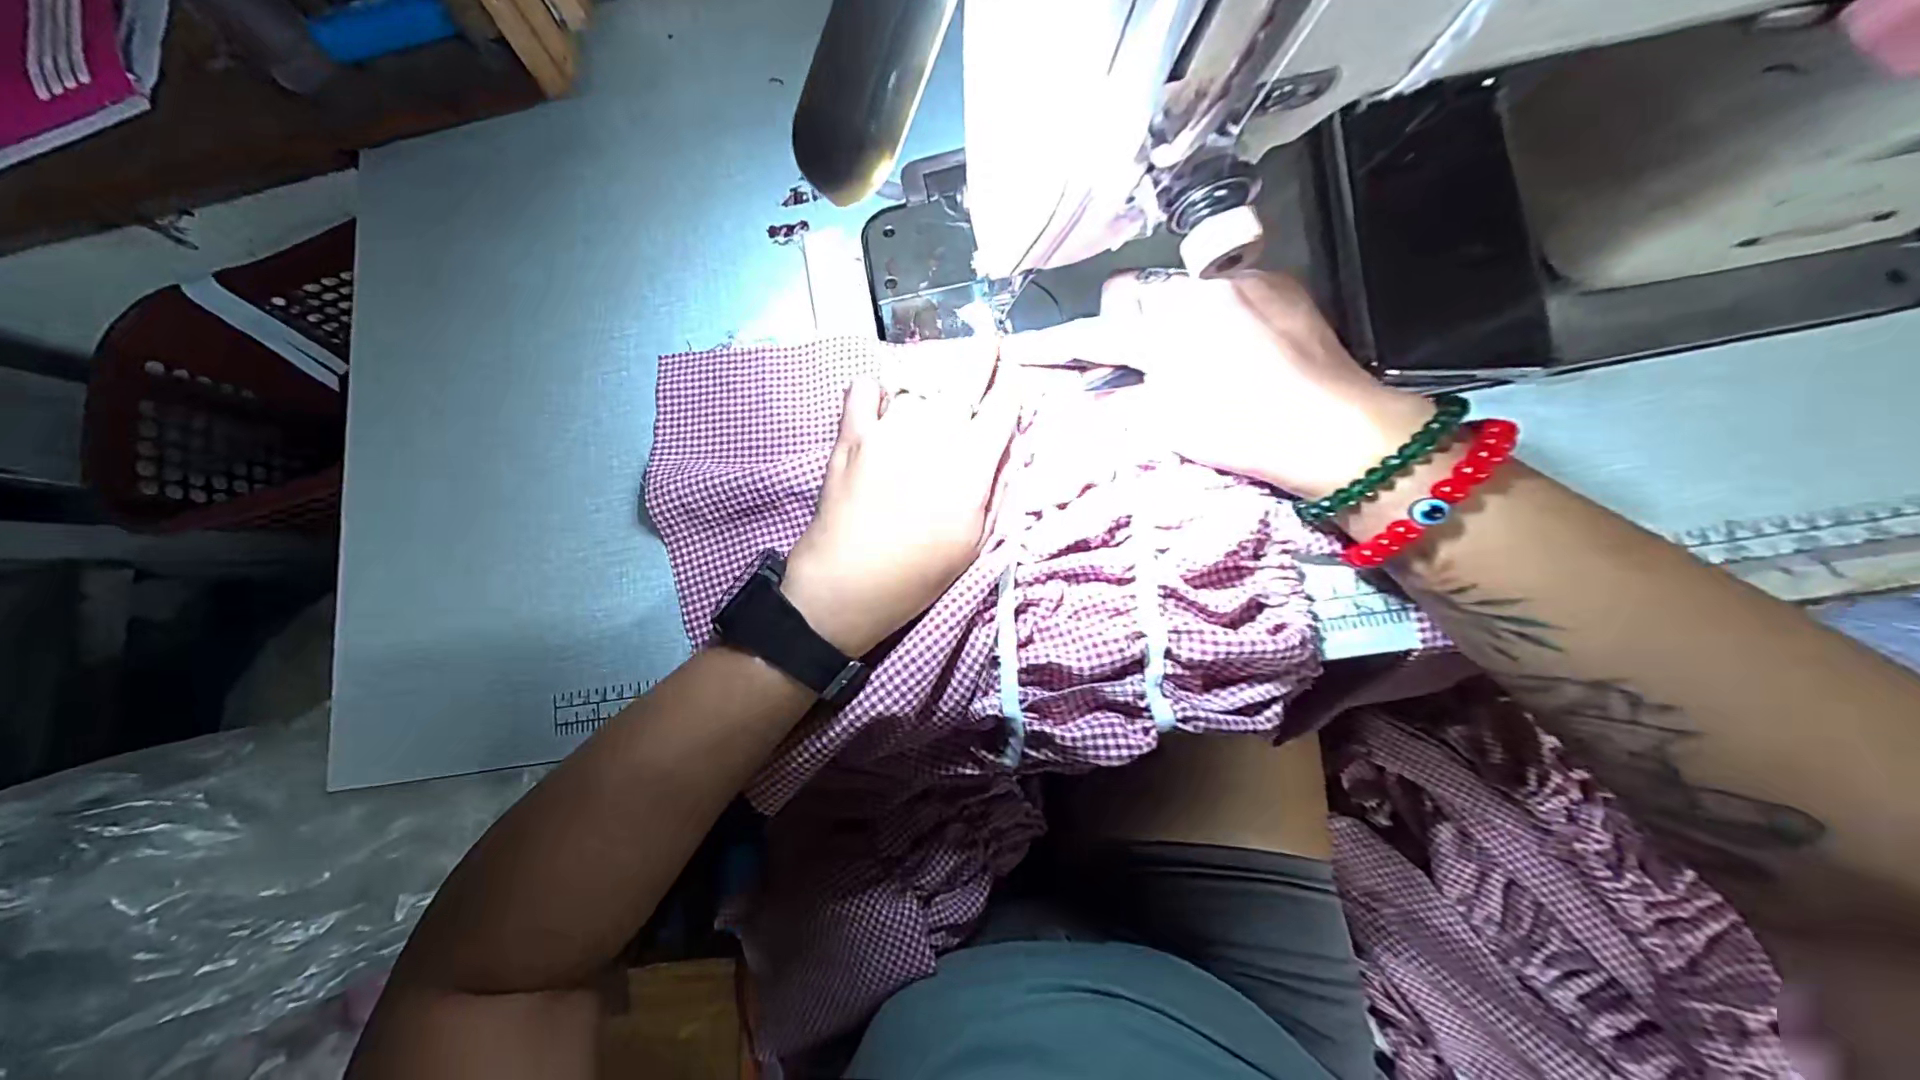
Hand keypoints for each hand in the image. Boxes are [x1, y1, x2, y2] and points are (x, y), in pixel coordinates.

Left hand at [781, 342, 1017, 655]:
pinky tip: (880, 405)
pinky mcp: (852, 433)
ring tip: (929, 402)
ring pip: (918, 385)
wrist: (848, 583)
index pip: (1003, 406)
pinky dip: (876, 392)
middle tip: (991, 339)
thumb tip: (1004, 450)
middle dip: (983, 355)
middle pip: (965, 378)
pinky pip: (865, 390)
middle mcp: (936, 434)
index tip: (1017, 367)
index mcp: (972, 463)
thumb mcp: (974, 540)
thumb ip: (992, 488)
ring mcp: (890, 428)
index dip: (1014, 382)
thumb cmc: (919, 573)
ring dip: (928, 389)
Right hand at [999, 270, 1433, 499]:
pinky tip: (1235, 342)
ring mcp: (1239, 279)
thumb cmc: (1247, 435)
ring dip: (1170, 313)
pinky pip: (1222, 283)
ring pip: (1178, 283)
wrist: (1339, 429)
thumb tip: (1090, 393)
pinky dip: (1212, 309)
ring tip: (1195, 352)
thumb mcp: (1170, 427)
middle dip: (1124, 317)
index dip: (1054, 346)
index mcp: (1165, 332)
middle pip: (1133, 288)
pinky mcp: (1275, 280)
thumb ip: (1123, 400)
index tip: (1021, 348)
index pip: (1093, 336)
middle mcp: (1197, 290)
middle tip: (1138, 355)